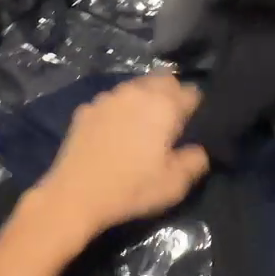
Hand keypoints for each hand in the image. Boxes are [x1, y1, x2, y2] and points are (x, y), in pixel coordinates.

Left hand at [29, 75, 210, 244]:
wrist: (74, 196)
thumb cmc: (131, 189)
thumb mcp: (174, 184)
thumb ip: (195, 161)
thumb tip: (199, 149)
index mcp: (164, 105)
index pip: (192, 92)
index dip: (195, 108)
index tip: (191, 127)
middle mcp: (138, 91)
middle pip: (165, 80)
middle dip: (172, 95)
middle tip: (170, 124)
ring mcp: (109, 96)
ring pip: (137, 86)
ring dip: (145, 99)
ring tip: (141, 126)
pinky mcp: (88, 107)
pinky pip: (113, 100)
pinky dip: (119, 110)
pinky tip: (114, 133)